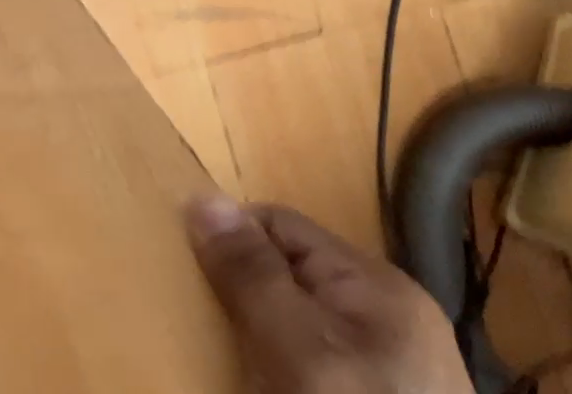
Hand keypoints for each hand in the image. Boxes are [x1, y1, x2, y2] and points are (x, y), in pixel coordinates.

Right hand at [186, 196, 474, 393]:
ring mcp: (385, 365)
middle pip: (286, 273)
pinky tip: (258, 384)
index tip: (186, 270)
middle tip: (197, 318)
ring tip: (225, 357)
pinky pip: (311, 363)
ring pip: (294, 321)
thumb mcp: (297, 345)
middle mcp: (384, 316)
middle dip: (239, 289)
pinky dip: (276, 369)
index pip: (278, 224)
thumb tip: (202, 197)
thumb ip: (252, 272)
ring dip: (252, 332)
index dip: (229, 239)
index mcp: (376, 284)